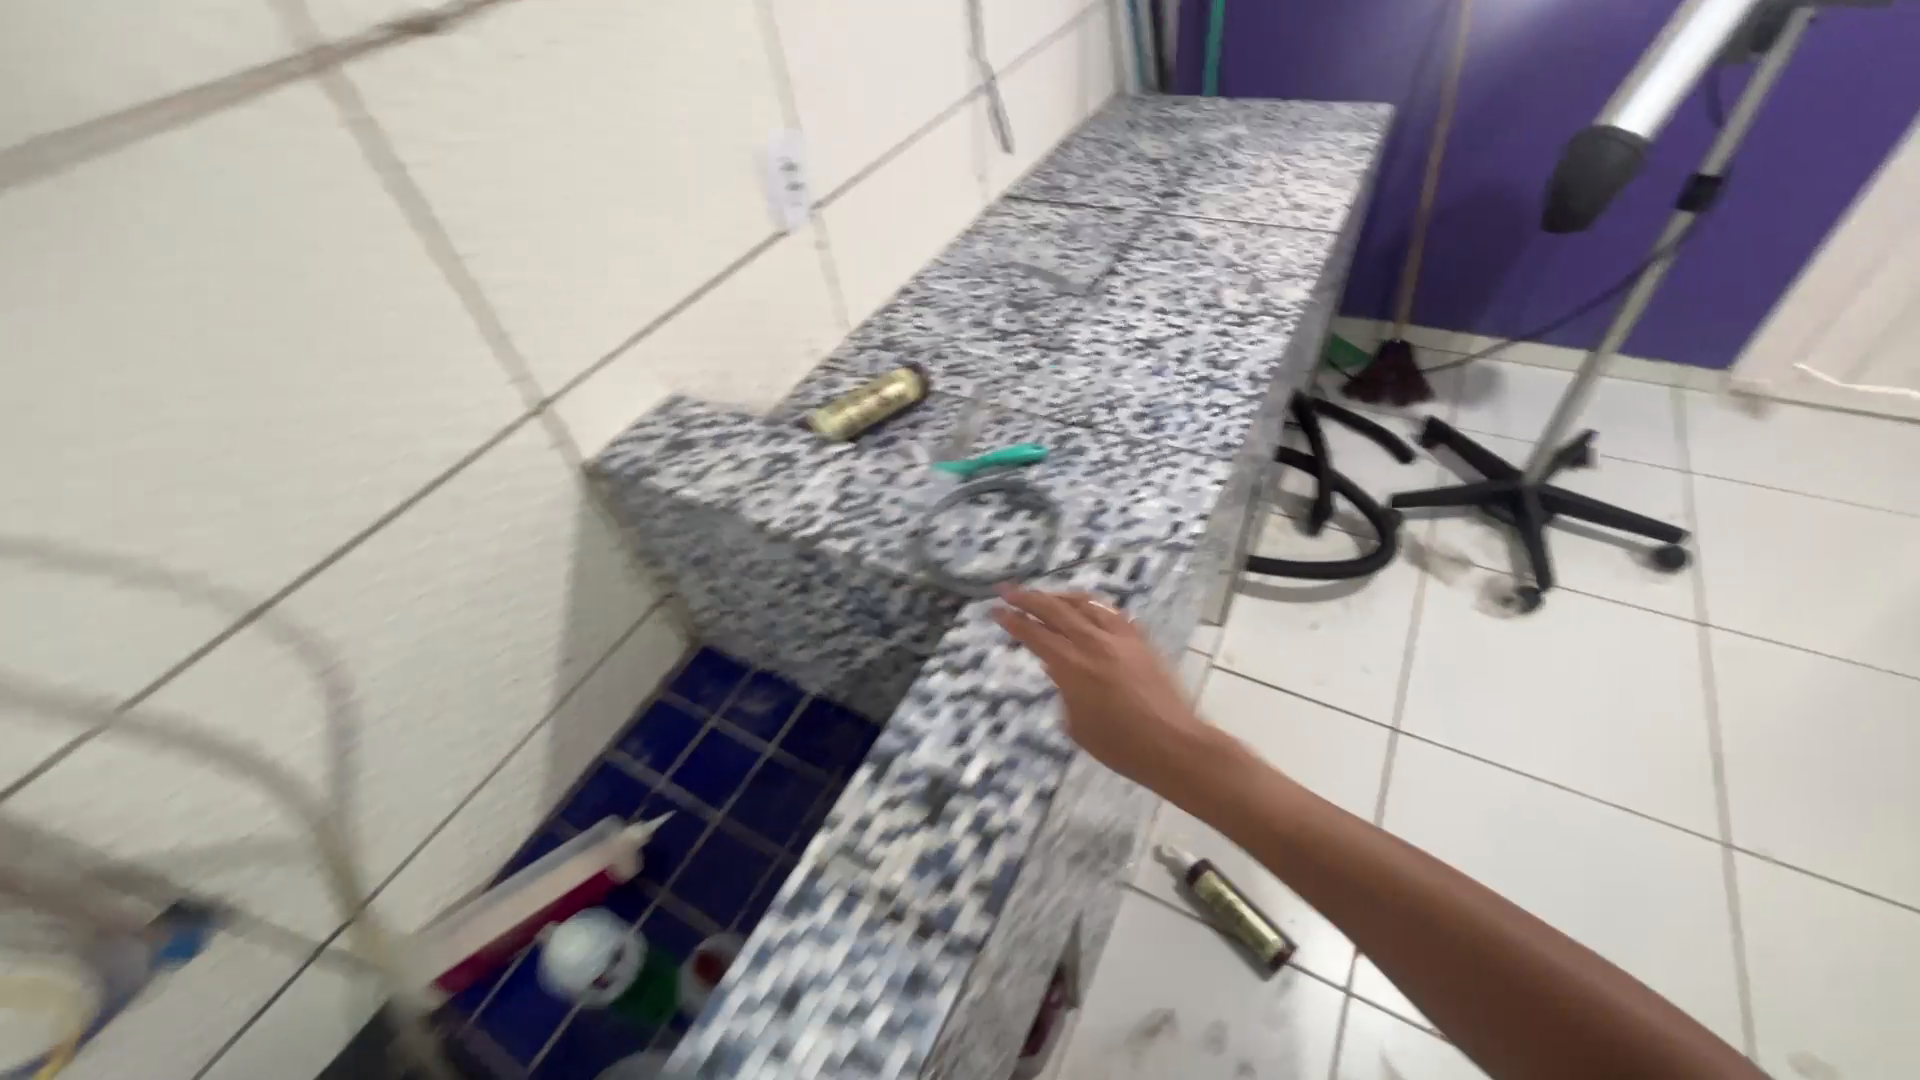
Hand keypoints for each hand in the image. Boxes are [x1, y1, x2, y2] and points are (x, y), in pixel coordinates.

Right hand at [992, 586, 1216, 790]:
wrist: (1172, 744)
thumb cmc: (1120, 746)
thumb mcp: (1077, 723)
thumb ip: (1063, 689)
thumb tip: (1055, 666)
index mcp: (1072, 666)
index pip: (1035, 634)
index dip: (1012, 620)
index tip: (995, 609)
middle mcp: (1094, 643)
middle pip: (1055, 609)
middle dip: (1027, 597)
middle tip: (1007, 589)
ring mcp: (1120, 637)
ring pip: (1083, 603)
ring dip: (1058, 597)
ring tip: (1043, 596)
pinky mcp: (1140, 639)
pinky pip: (1109, 612)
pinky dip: (1089, 605)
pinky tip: (1083, 608)